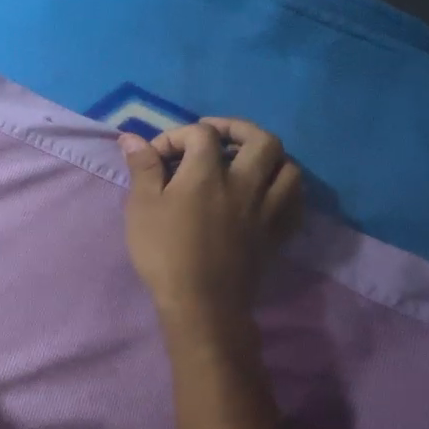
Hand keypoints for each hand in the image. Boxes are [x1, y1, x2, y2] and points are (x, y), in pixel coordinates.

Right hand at [118, 118, 303, 320]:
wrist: (201, 300)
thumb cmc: (163, 250)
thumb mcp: (141, 206)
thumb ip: (143, 168)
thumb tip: (132, 137)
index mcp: (207, 175)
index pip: (201, 134)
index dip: (177, 136)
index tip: (155, 156)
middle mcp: (245, 184)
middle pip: (261, 140)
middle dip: (237, 129)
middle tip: (213, 135)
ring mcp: (268, 208)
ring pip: (288, 167)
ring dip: (267, 157)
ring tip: (243, 161)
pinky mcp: (279, 231)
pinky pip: (296, 199)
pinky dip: (283, 186)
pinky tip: (265, 191)